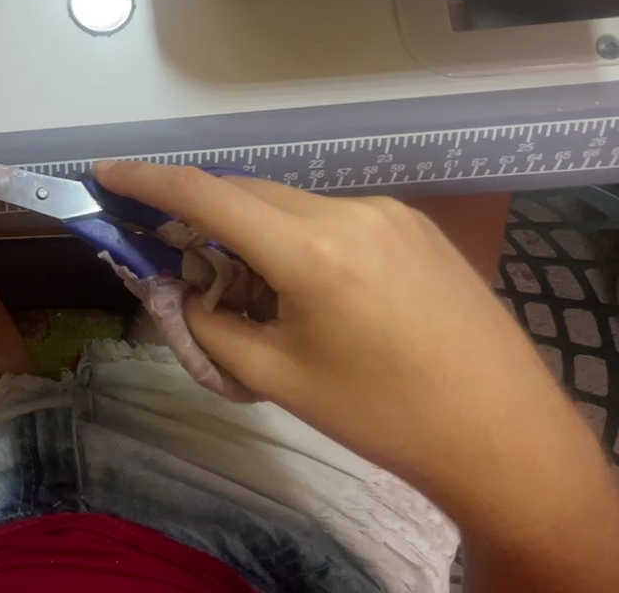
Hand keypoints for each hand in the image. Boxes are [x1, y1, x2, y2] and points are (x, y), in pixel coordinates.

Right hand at [91, 164, 618, 569]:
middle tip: (169, 248)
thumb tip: (175, 282)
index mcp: (310, 253)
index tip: (105, 172)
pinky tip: (308, 284)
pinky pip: (325, 214)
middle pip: (242, 193)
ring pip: (284, 202)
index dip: (146, 180)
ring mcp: (387, 213)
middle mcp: (348, 213)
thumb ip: (204, 320)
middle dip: (196, 213)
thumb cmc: (383, 419)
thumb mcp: (273, 377)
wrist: (513, 445)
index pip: (205, 195)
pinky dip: (292, 234)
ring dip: (246, 227)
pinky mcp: (413, 223)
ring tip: (250, 285)